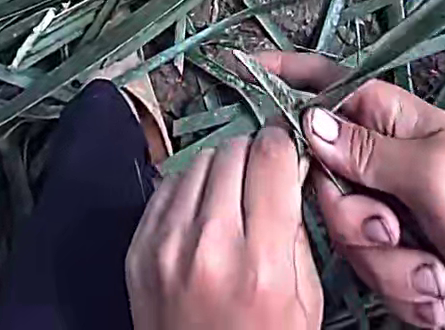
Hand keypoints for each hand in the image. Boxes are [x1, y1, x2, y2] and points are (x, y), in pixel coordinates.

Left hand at [125, 126, 321, 329]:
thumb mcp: (305, 302)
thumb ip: (298, 227)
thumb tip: (288, 163)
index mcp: (261, 264)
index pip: (270, 154)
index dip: (281, 140)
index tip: (284, 143)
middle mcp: (209, 247)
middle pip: (234, 149)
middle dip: (252, 156)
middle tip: (259, 180)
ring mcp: (167, 246)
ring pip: (201, 159)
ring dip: (220, 171)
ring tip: (229, 204)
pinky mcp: (139, 248)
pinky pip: (170, 184)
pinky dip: (190, 190)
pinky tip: (200, 219)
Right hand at [257, 52, 444, 329]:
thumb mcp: (434, 171)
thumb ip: (363, 149)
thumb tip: (304, 120)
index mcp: (388, 116)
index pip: (322, 81)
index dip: (280, 73)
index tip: (232, 64)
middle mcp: (381, 157)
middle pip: (319, 173)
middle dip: (350, 214)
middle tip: (396, 228)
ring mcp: (389, 209)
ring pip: (340, 228)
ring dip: (386, 261)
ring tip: (434, 271)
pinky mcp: (399, 258)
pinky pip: (368, 270)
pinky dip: (402, 290)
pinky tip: (441, 294)